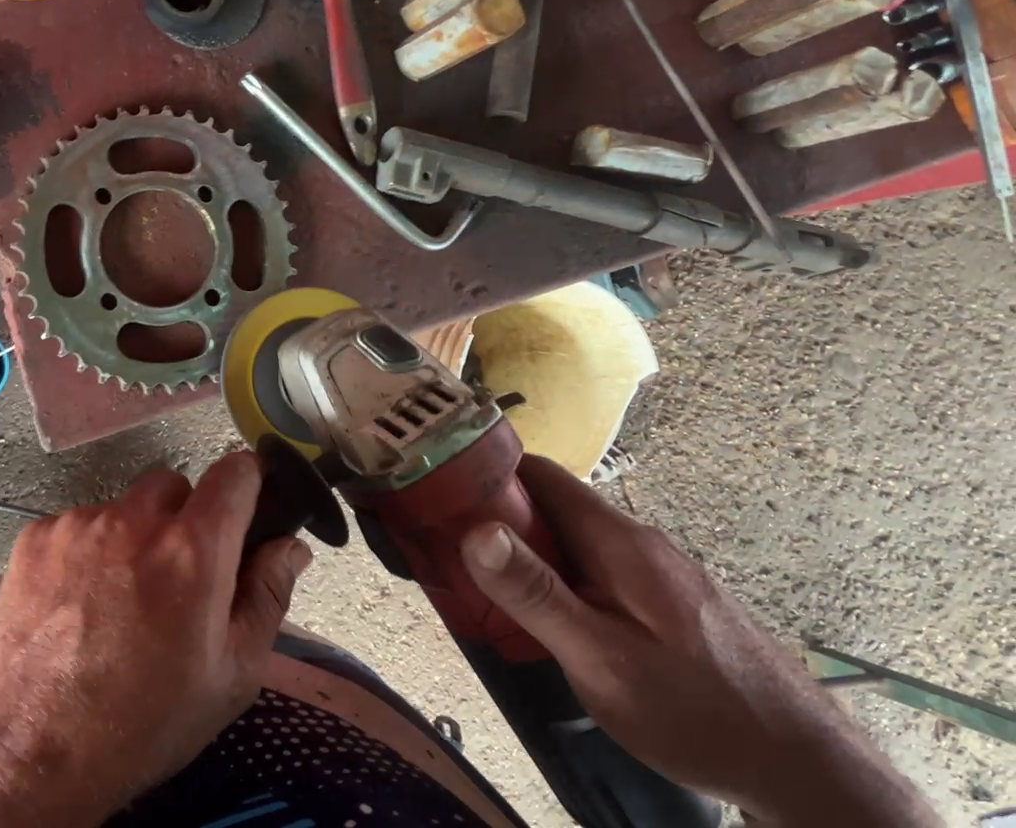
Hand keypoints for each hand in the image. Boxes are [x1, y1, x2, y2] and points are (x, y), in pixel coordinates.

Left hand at [0, 454, 312, 819]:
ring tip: (116, 600)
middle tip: (174, 575)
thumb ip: (268, 595)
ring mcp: (78, 524)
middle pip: (172, 487)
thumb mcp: (232, 673)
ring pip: (120, 508)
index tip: (246, 498)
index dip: (246, 480)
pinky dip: (84, 551)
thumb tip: (290, 544)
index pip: (232, 475)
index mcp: (192, 552)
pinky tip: (75, 603)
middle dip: (182, 517)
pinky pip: (75, 525)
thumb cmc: (148, 719)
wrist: (36, 745)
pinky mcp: (35, 536)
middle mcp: (133, 521)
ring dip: (130, 536)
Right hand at [459, 455, 938, 827]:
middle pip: (553, 507)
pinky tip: (548, 621)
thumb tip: (475, 529)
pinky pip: (597, 570)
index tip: (438, 496)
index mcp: (621, 542)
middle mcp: (641, 543)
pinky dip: (559, 580)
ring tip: (487, 591)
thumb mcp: (601, 659)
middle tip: (450, 555)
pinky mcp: (671, 603)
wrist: (811, 775)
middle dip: (497, 521)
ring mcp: (660, 573)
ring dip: (527, 555)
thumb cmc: (697, 715)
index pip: (540, 474)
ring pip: (574, 542)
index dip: (485, 475)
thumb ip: (536, 593)